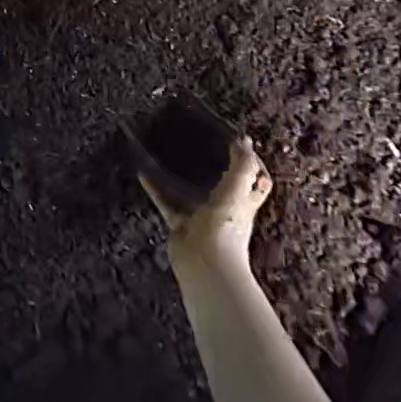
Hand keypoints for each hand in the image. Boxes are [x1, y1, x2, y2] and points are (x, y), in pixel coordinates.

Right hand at [141, 136, 272, 267]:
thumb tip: (244, 139)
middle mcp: (224, 208)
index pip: (255, 182)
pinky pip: (166, 201)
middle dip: (216, 169)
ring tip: (170, 156)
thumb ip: (243, 164)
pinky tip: (144, 174)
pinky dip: (155, 189)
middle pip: (223, 186)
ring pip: (192, 192)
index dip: (253, 165)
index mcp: (244, 201)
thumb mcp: (238, 188)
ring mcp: (201, 216)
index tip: (240, 144)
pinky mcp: (181, 223)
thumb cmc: (226, 225)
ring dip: (182, 177)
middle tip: (201, 146)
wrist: (205, 261)